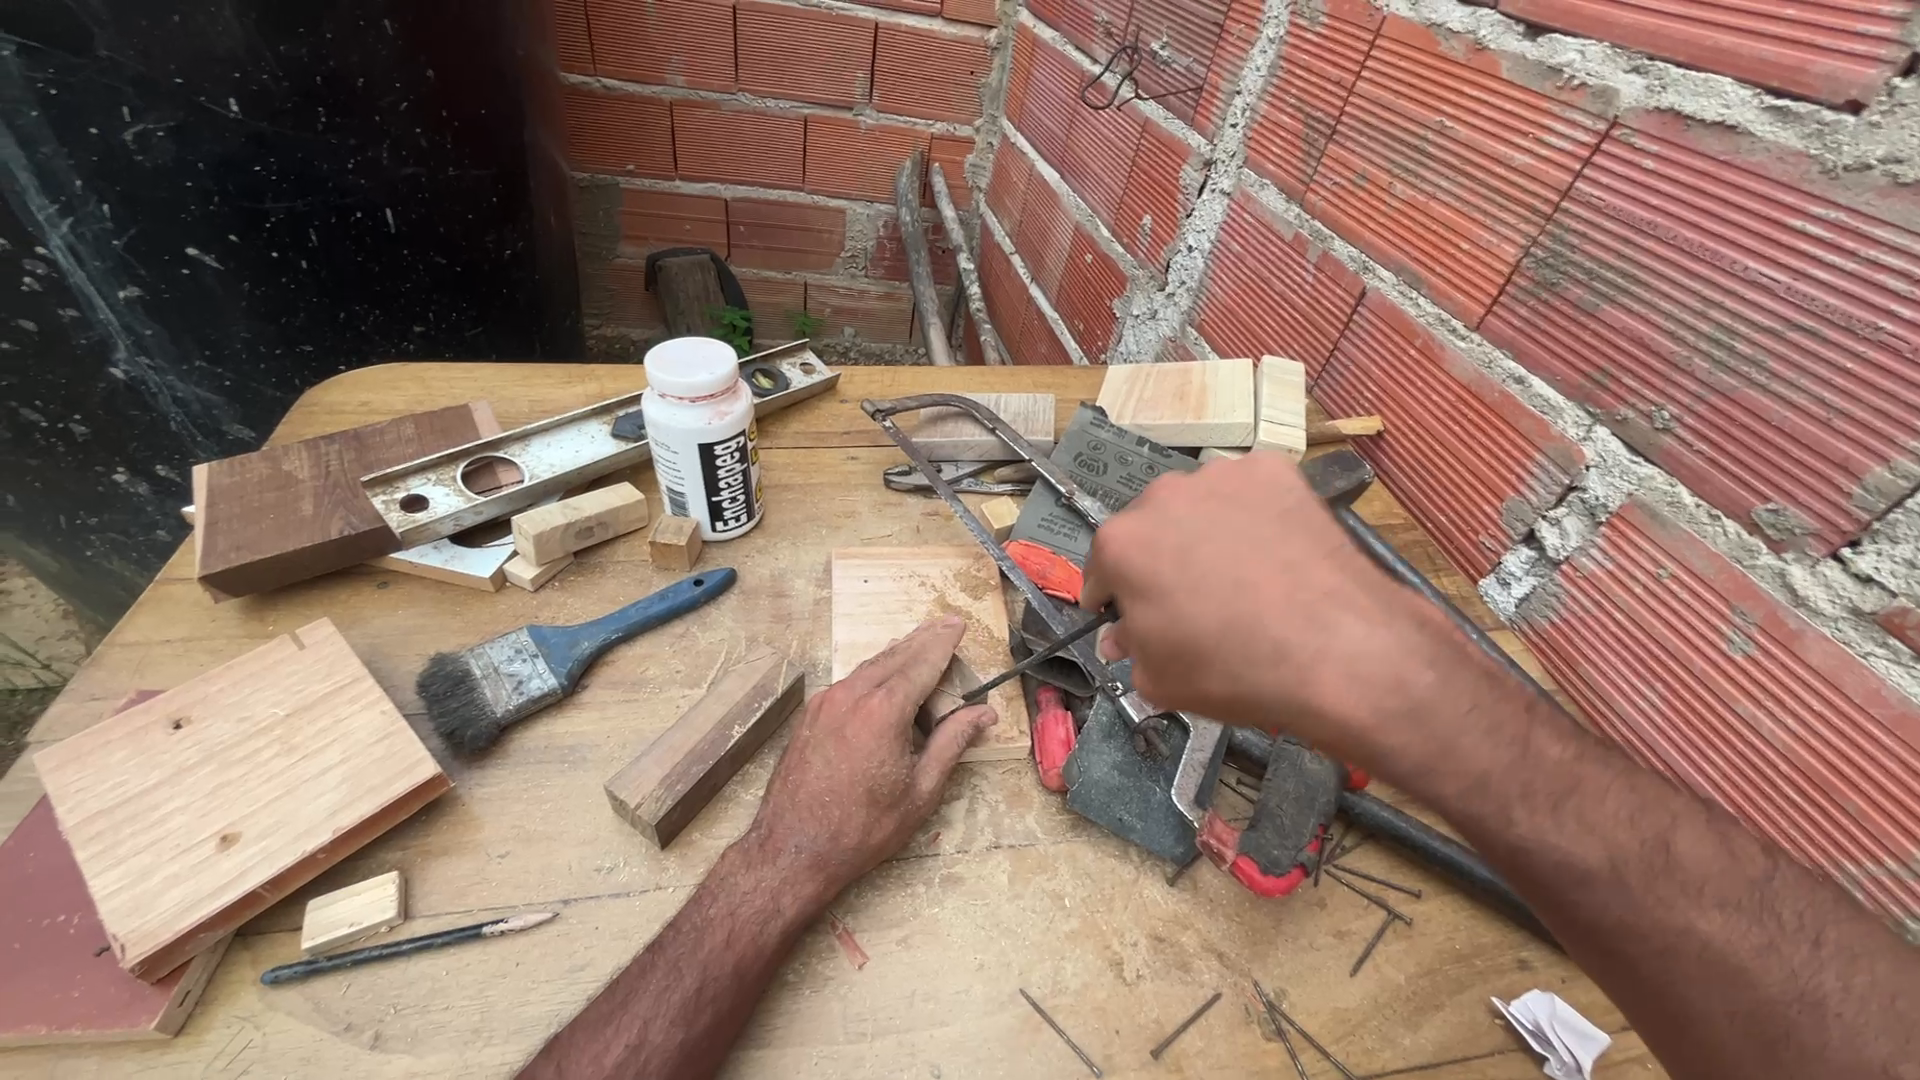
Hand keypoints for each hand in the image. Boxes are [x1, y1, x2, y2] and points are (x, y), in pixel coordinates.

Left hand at [746, 616, 997, 903]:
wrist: (792, 850)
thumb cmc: (862, 829)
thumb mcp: (920, 791)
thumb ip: (951, 743)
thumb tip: (984, 713)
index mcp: (884, 710)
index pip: (922, 663)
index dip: (943, 642)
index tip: (959, 624)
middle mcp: (852, 695)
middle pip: (895, 655)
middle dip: (923, 638)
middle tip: (945, 623)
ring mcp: (826, 702)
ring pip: (869, 666)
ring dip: (898, 652)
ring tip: (920, 642)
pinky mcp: (811, 714)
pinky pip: (850, 681)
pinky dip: (874, 671)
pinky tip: (883, 675)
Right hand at [1081, 452, 1456, 763]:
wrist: (1338, 649)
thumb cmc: (1233, 669)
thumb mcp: (1157, 678)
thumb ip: (1128, 646)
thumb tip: (1123, 633)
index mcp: (1120, 543)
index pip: (1101, 569)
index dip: (1115, 598)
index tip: (1132, 616)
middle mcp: (1160, 495)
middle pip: (1148, 530)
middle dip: (1160, 560)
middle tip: (1192, 599)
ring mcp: (1220, 476)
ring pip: (1197, 506)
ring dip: (1203, 532)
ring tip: (1240, 574)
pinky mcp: (1273, 469)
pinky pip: (1247, 492)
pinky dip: (1252, 514)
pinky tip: (1273, 551)